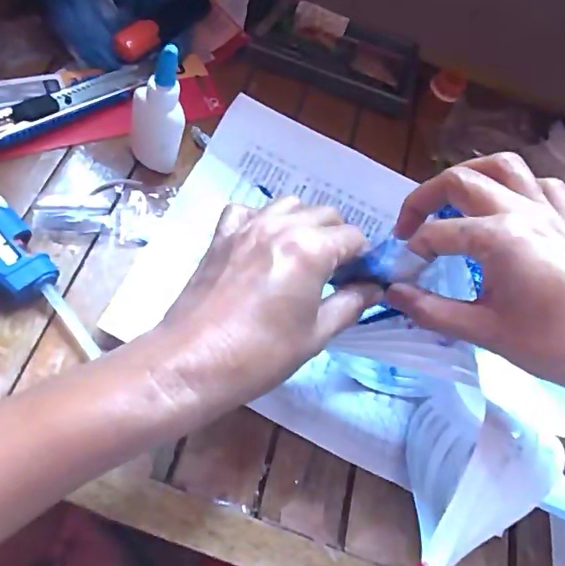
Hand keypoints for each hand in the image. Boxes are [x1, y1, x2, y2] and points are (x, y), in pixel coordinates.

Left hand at [149, 198, 380, 410]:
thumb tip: (372, 288)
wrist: (193, 360)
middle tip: (334, 274)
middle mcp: (279, 226)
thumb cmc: (260, 353)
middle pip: (324, 215)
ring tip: (302, 258)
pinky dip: (260, 219)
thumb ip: (350, 303)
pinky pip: (246, 212)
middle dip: (337, 239)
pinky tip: (262, 246)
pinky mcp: (219, 237)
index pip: (354, 237)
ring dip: (303, 224)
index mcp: (310, 247)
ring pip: (288, 206)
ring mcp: (245, 227)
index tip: (362, 281)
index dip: (364, 259)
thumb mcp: (316, 334)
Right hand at [385, 154, 564, 421]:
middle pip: (460, 180)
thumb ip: (430, 310)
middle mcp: (523, 212)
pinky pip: (539, 185)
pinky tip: (503, 212)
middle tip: (408, 231)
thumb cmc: (560, 346)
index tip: (401, 280)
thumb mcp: (485, 333)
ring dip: (468, 177)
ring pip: (503, 167)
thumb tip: (392, 294)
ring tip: (449, 204)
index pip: (435, 234)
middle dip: (422, 200)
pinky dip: (513, 188)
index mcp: (499, 237)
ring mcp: (553, 213)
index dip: (410, 255)